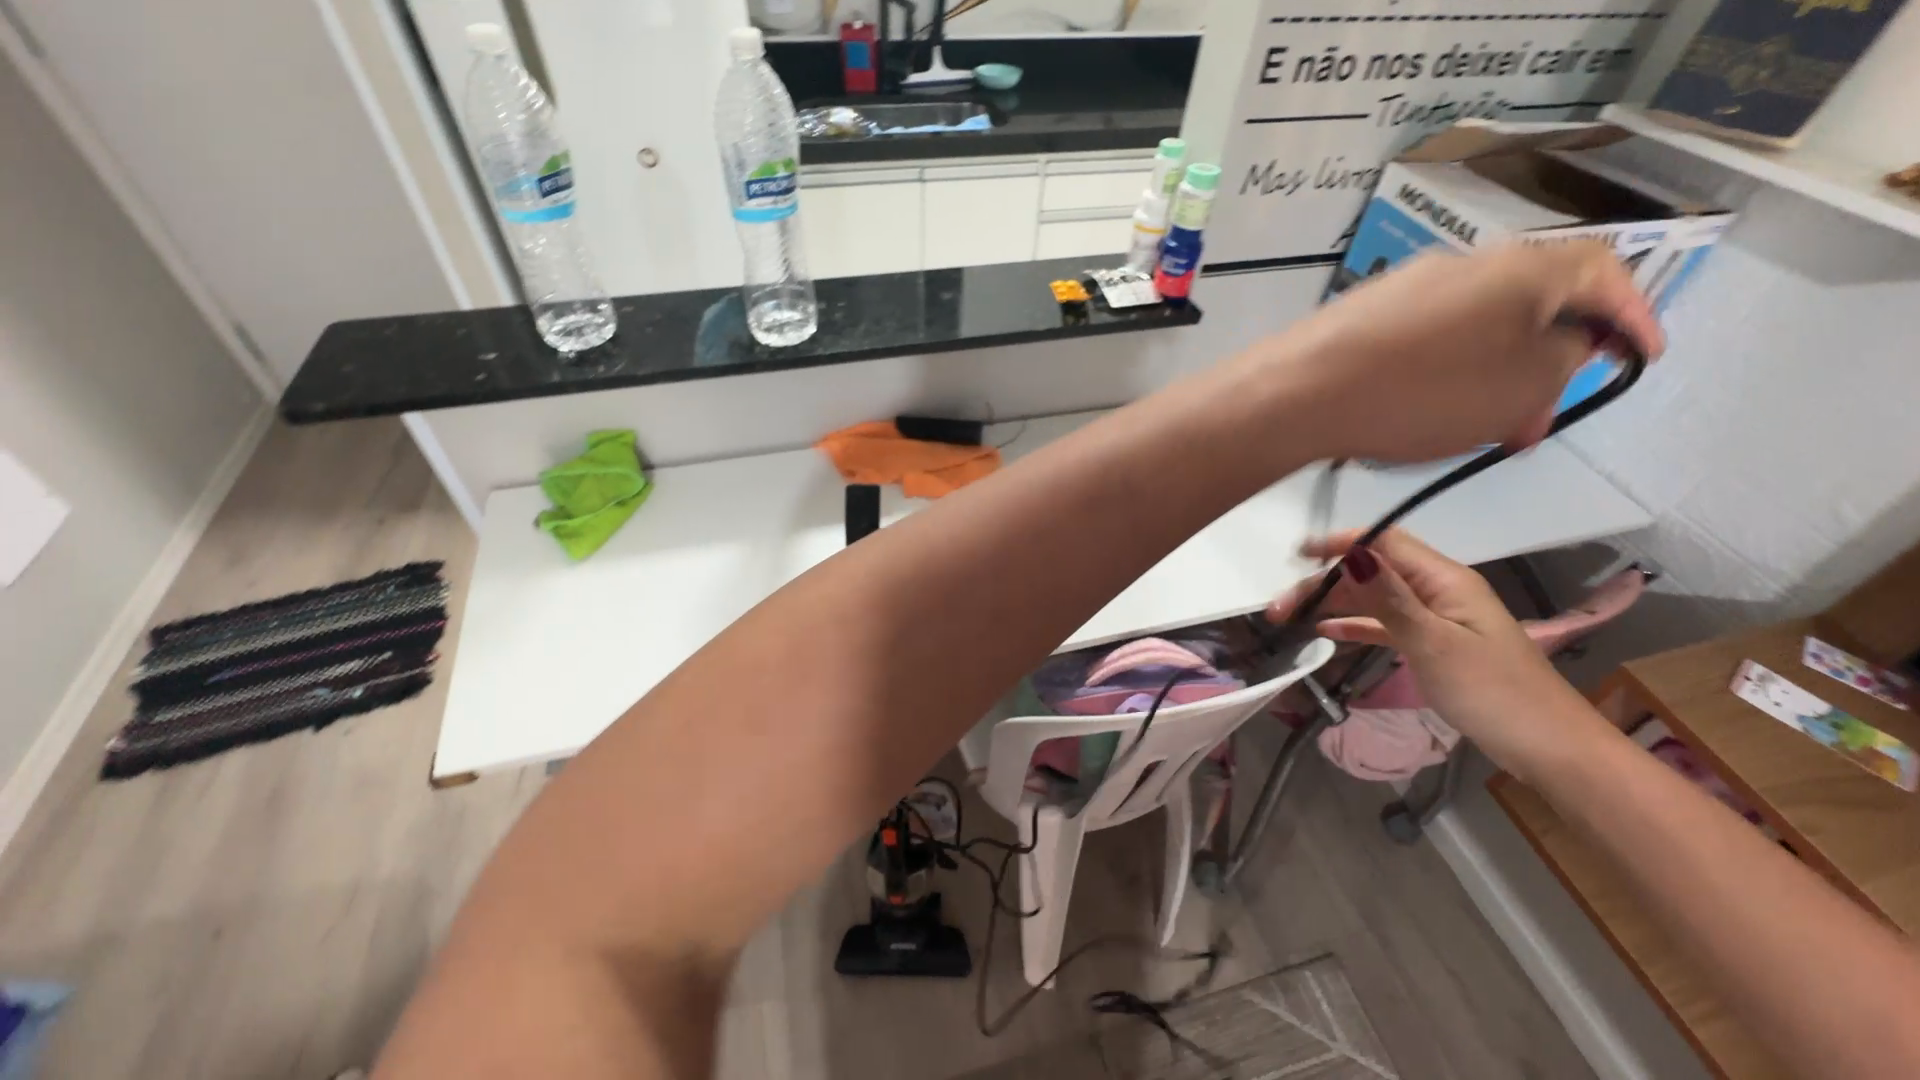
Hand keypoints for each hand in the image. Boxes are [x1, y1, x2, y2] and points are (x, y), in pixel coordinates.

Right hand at [1268, 528, 1614, 780]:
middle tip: (1279, 609)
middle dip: (1325, 582)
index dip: (1339, 543)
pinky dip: (1356, 624)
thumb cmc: (1493, 693)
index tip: (1295, 555)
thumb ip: (1390, 601)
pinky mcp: (1435, 645)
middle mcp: (1440, 591)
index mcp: (1445, 580)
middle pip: (1373, 571)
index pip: (1384, 543)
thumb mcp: (1435, 645)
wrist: (1549, 747)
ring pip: (1375, 598)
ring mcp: (1438, 619)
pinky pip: (1386, 624)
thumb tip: (1352, 556)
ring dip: (1334, 603)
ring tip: (1290, 619)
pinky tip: (1326, 630)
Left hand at [1271, 242, 1662, 462]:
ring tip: (1484, 433)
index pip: (1603, 271)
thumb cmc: (1424, 390)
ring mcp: (1410, 287)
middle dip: (1548, 367)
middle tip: (1535, 424)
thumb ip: (1566, 360)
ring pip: (1479, 330)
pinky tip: (1431, 417)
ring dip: (1495, 379)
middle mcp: (1467, 262)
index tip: (1640, 359)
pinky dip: (1449, 377)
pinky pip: (1431, 343)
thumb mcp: (1524, 385)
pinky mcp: (1367, 317)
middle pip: (1534, 305)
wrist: (1298, 392)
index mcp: (1522, 266)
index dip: (1633, 314)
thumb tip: (1568, 344)